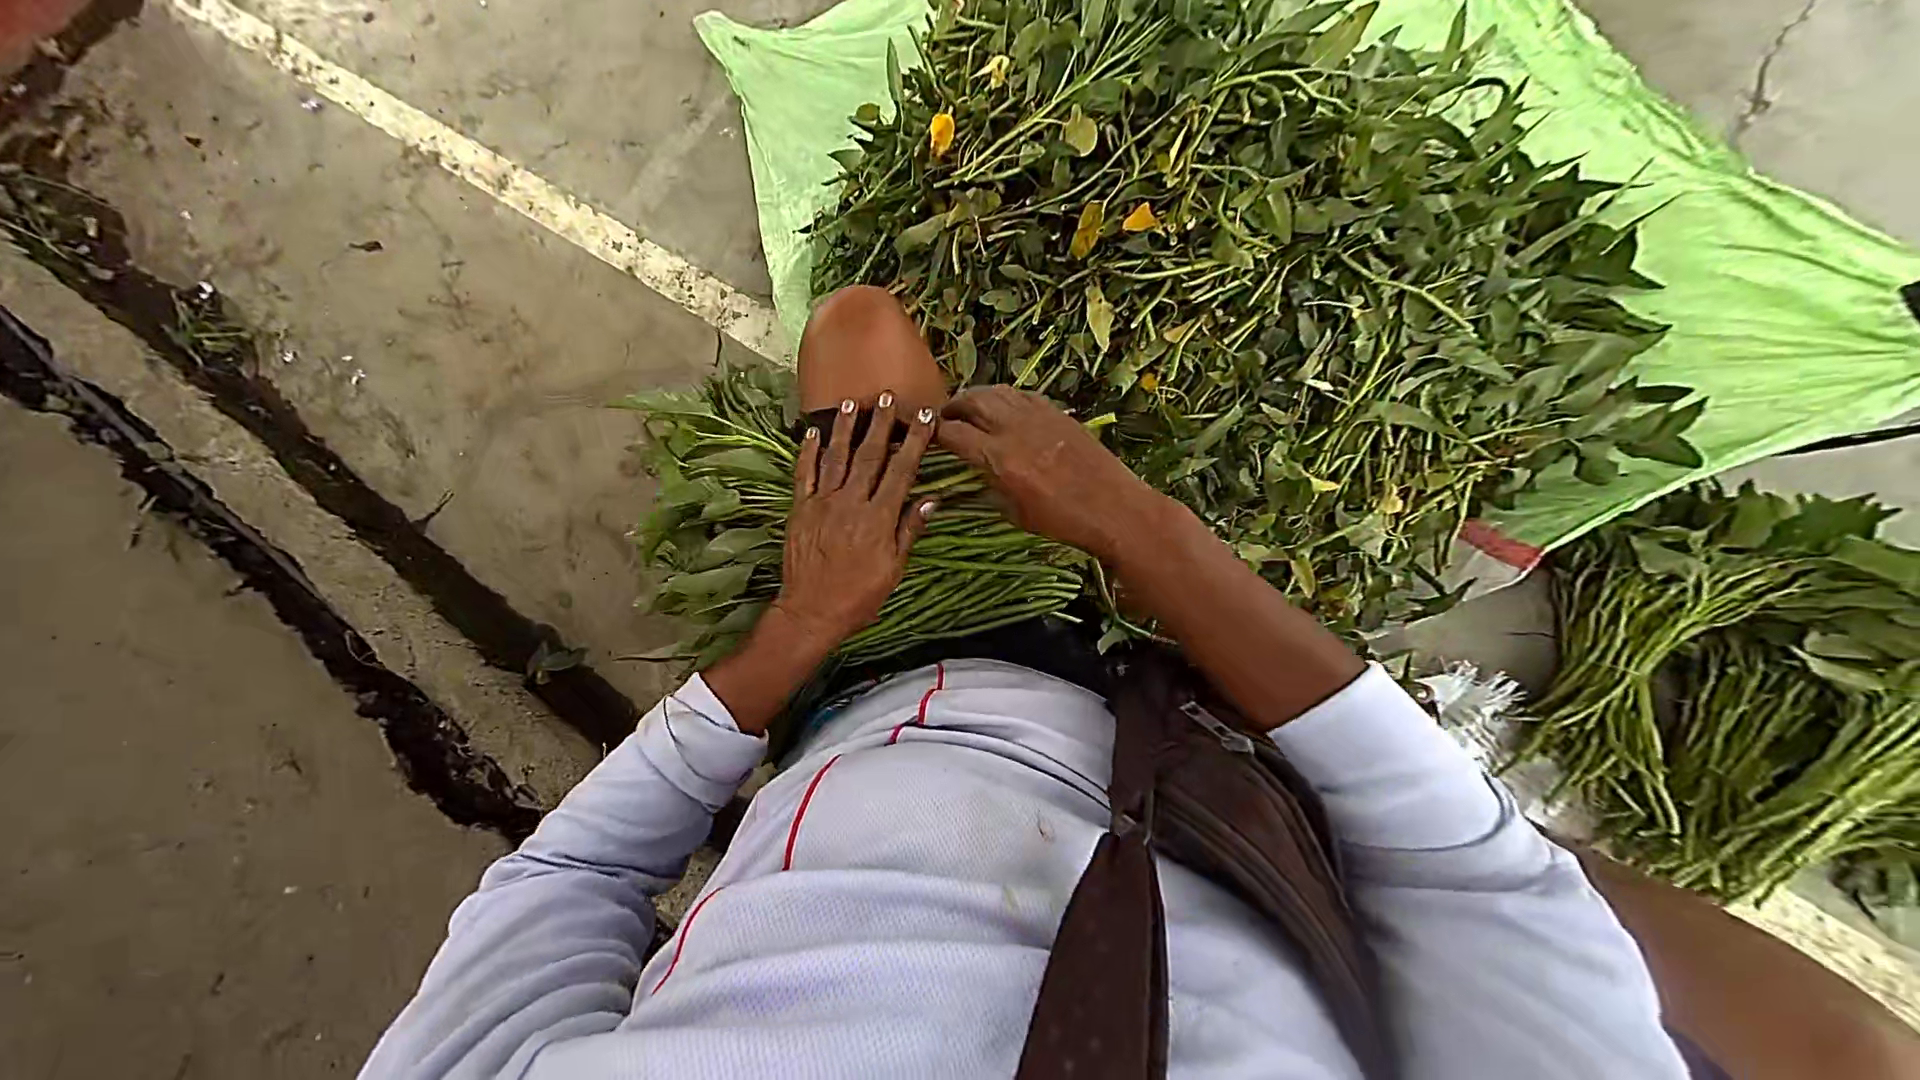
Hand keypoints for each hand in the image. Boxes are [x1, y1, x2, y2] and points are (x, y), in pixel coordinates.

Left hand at [775, 392, 938, 649]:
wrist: (812, 611)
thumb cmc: (859, 596)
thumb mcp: (894, 569)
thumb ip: (909, 531)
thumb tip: (930, 501)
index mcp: (878, 517)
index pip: (902, 471)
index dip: (914, 442)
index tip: (924, 418)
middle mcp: (851, 503)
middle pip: (869, 455)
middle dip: (880, 424)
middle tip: (887, 396)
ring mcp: (823, 504)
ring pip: (836, 457)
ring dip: (844, 428)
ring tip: (852, 402)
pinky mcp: (800, 510)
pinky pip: (804, 474)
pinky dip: (808, 452)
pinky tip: (812, 432)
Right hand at [935, 386, 1166, 561]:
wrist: (1112, 507)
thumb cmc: (1061, 520)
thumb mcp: (1013, 513)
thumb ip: (986, 489)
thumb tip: (966, 479)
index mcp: (998, 458)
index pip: (952, 434)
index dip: (933, 433)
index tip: (923, 435)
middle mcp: (1013, 429)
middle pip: (970, 401)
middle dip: (951, 407)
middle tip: (944, 417)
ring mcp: (1036, 415)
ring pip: (995, 392)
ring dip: (976, 397)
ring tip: (969, 409)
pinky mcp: (1056, 412)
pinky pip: (1021, 395)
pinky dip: (1004, 398)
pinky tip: (1003, 410)